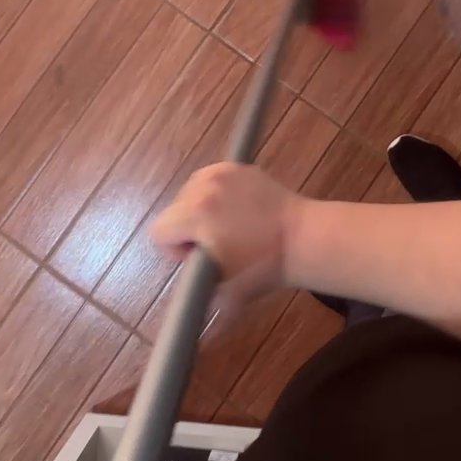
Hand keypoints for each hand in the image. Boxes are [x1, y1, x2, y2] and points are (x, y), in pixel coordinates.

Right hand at [150, 163, 303, 303]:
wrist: (302, 237)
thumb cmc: (263, 267)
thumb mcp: (222, 294)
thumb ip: (194, 291)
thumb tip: (185, 294)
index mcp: (195, 213)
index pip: (159, 231)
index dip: (175, 251)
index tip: (200, 258)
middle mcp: (204, 185)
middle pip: (174, 210)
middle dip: (188, 228)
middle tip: (218, 244)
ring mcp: (223, 171)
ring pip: (190, 192)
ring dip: (200, 209)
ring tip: (228, 226)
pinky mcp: (239, 167)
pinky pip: (211, 179)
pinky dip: (216, 193)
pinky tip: (236, 209)